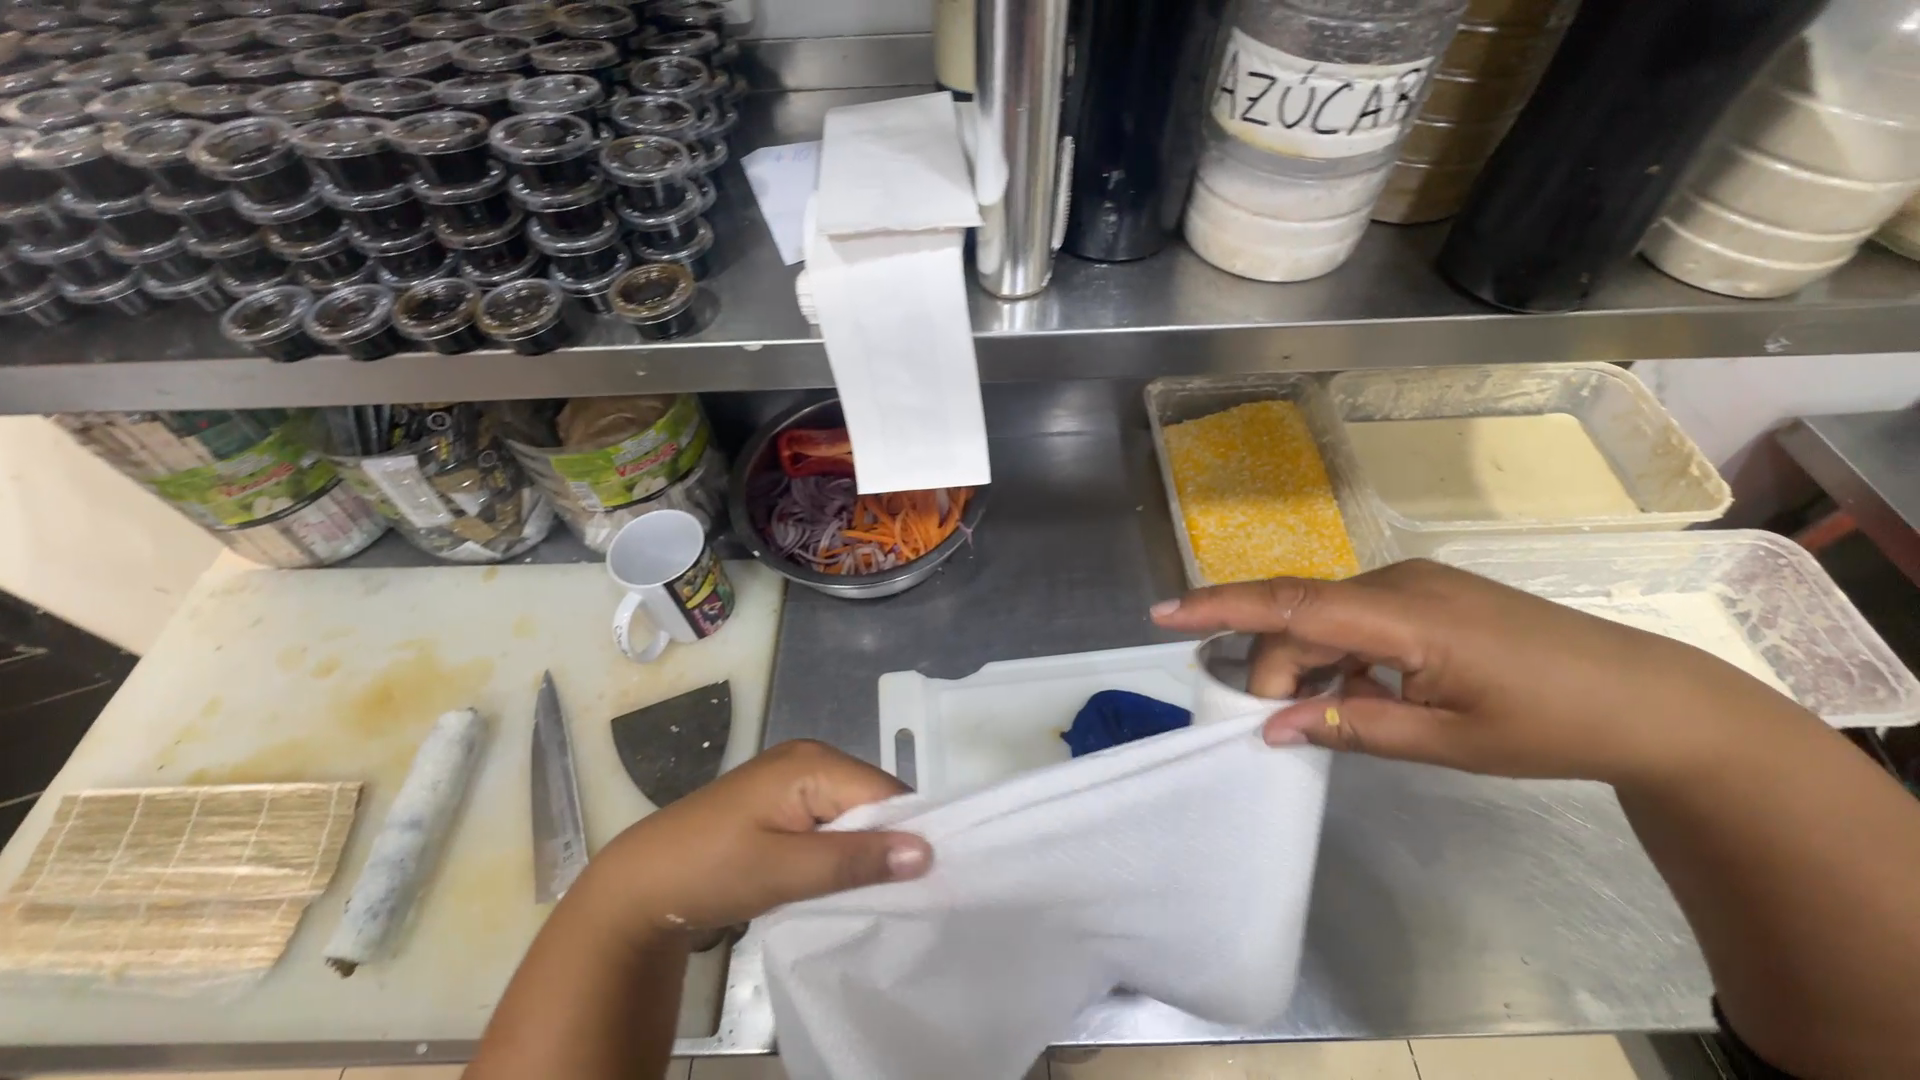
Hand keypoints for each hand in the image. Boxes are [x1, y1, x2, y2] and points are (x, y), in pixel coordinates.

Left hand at [575, 740, 930, 936]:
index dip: (908, 834)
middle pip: (874, 800)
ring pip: (855, 813)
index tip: (925, 883)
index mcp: (813, 762)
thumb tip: (927, 852)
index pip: (886, 793)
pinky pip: (832, 821)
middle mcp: (811, 759)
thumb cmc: (710, 870)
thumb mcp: (784, 870)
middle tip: (897, 894)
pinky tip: (839, 879)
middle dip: (885, 843)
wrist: (641, 885)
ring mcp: (795, 779)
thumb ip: (854, 860)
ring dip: (863, 850)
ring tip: (871, 892)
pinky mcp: (785, 802)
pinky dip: (840, 850)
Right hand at [1151, 559, 1813, 786]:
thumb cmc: (1550, 726)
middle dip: (1274, 667)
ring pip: (1326, 615)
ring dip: (1305, 661)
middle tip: (1272, 724)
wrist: (1648, 699)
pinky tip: (1355, 691)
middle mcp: (1401, 582)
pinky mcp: (1428, 592)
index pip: (1293, 604)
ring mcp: (1416, 582)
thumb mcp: (1445, 742)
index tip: (1162, 615)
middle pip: (1302, 615)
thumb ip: (1351, 725)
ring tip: (1313, 711)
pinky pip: (1356, 615)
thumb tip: (1270, 726)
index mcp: (1408, 616)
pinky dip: (1337, 653)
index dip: (1221, 606)